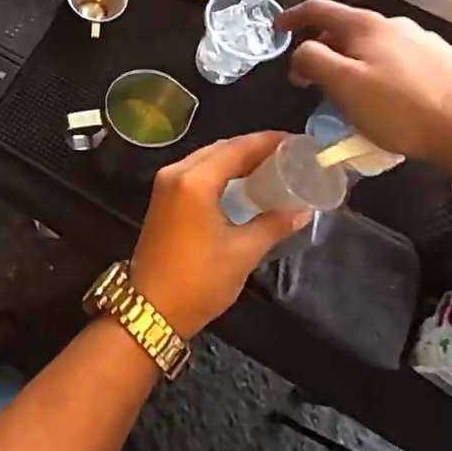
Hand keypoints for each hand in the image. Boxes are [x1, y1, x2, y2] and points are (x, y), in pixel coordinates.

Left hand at [131, 132, 311, 338]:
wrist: (150, 309)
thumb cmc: (198, 281)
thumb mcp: (242, 253)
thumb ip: (273, 225)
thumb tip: (302, 210)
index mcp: (194, 181)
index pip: (237, 148)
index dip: (267, 142)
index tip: (295, 141)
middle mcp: (176, 173)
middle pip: (220, 148)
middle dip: (253, 147)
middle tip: (286, 154)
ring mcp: (165, 184)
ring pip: (206, 158)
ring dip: (235, 158)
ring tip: (269, 164)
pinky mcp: (162, 197)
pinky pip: (195, 171)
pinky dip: (219, 170)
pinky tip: (241, 180)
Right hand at [274, 0, 451, 168]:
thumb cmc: (401, 107)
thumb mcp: (344, 85)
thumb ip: (313, 60)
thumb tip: (302, 50)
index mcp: (365, 25)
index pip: (318, 9)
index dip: (292, 17)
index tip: (276, 30)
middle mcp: (394, 25)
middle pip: (345, 31)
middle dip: (321, 51)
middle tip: (308, 82)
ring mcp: (423, 42)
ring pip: (372, 48)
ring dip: (351, 65)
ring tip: (347, 97)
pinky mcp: (444, 63)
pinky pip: (397, 63)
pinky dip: (378, 74)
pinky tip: (386, 101)